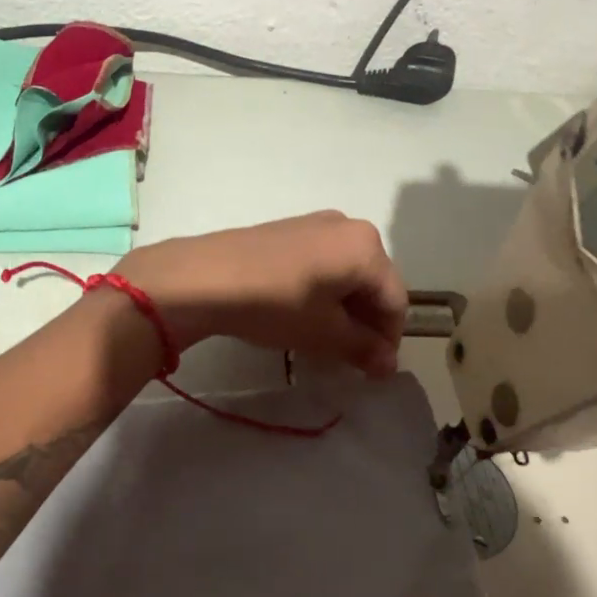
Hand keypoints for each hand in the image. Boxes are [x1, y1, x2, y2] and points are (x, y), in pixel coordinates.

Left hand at [112, 212, 408, 377]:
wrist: (202, 277)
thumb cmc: (274, 304)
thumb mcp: (323, 332)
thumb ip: (362, 348)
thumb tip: (388, 366)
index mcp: (367, 248)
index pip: (395, 301)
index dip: (389, 340)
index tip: (376, 372)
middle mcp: (348, 227)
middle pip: (372, 284)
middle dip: (366, 324)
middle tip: (352, 361)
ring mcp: (314, 225)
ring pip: (345, 275)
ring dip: (343, 311)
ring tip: (326, 343)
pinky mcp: (286, 231)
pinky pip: (320, 265)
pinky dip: (322, 293)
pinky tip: (303, 316)